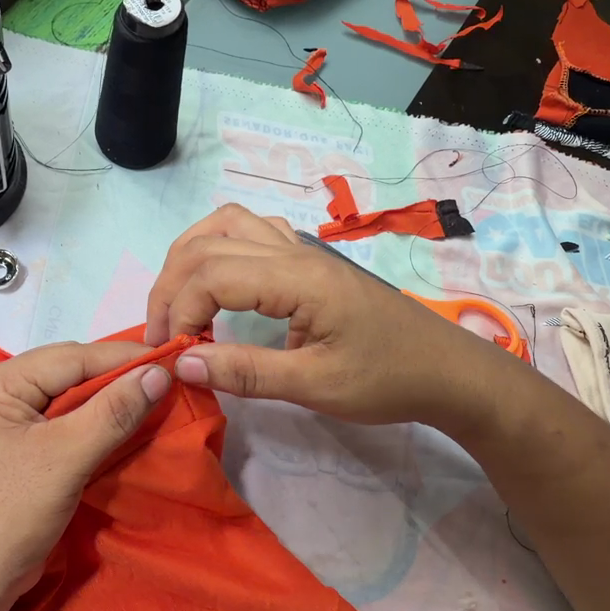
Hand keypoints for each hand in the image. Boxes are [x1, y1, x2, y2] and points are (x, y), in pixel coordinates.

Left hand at [0, 340, 174, 610]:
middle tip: (166, 377)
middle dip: (114, 376)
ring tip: (151, 394)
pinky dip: (88, 420)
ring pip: (63, 395)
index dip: (122, 357)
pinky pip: (56, 418)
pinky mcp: (8, 441)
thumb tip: (158, 372)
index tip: (172, 357)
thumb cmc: (8, 517)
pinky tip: (119, 420)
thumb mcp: (66, 459)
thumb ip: (113, 412)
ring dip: (104, 399)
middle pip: (65, 372)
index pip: (68, 357)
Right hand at [142, 203, 524, 432]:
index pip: (211, 274)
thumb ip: (246, 373)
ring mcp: (303, 250)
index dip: (178, 310)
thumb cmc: (389, 380)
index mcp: (298, 278)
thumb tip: (181, 363)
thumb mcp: (316, 386)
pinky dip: (218, 249)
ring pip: (226, 224)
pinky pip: (251, 232)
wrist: (450, 371)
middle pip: (208, 243)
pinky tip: (219, 284)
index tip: (171, 354)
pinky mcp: (309, 259)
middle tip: (160, 333)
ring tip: (177, 300)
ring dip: (190, 255)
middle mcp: (294, 251)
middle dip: (170, 285)